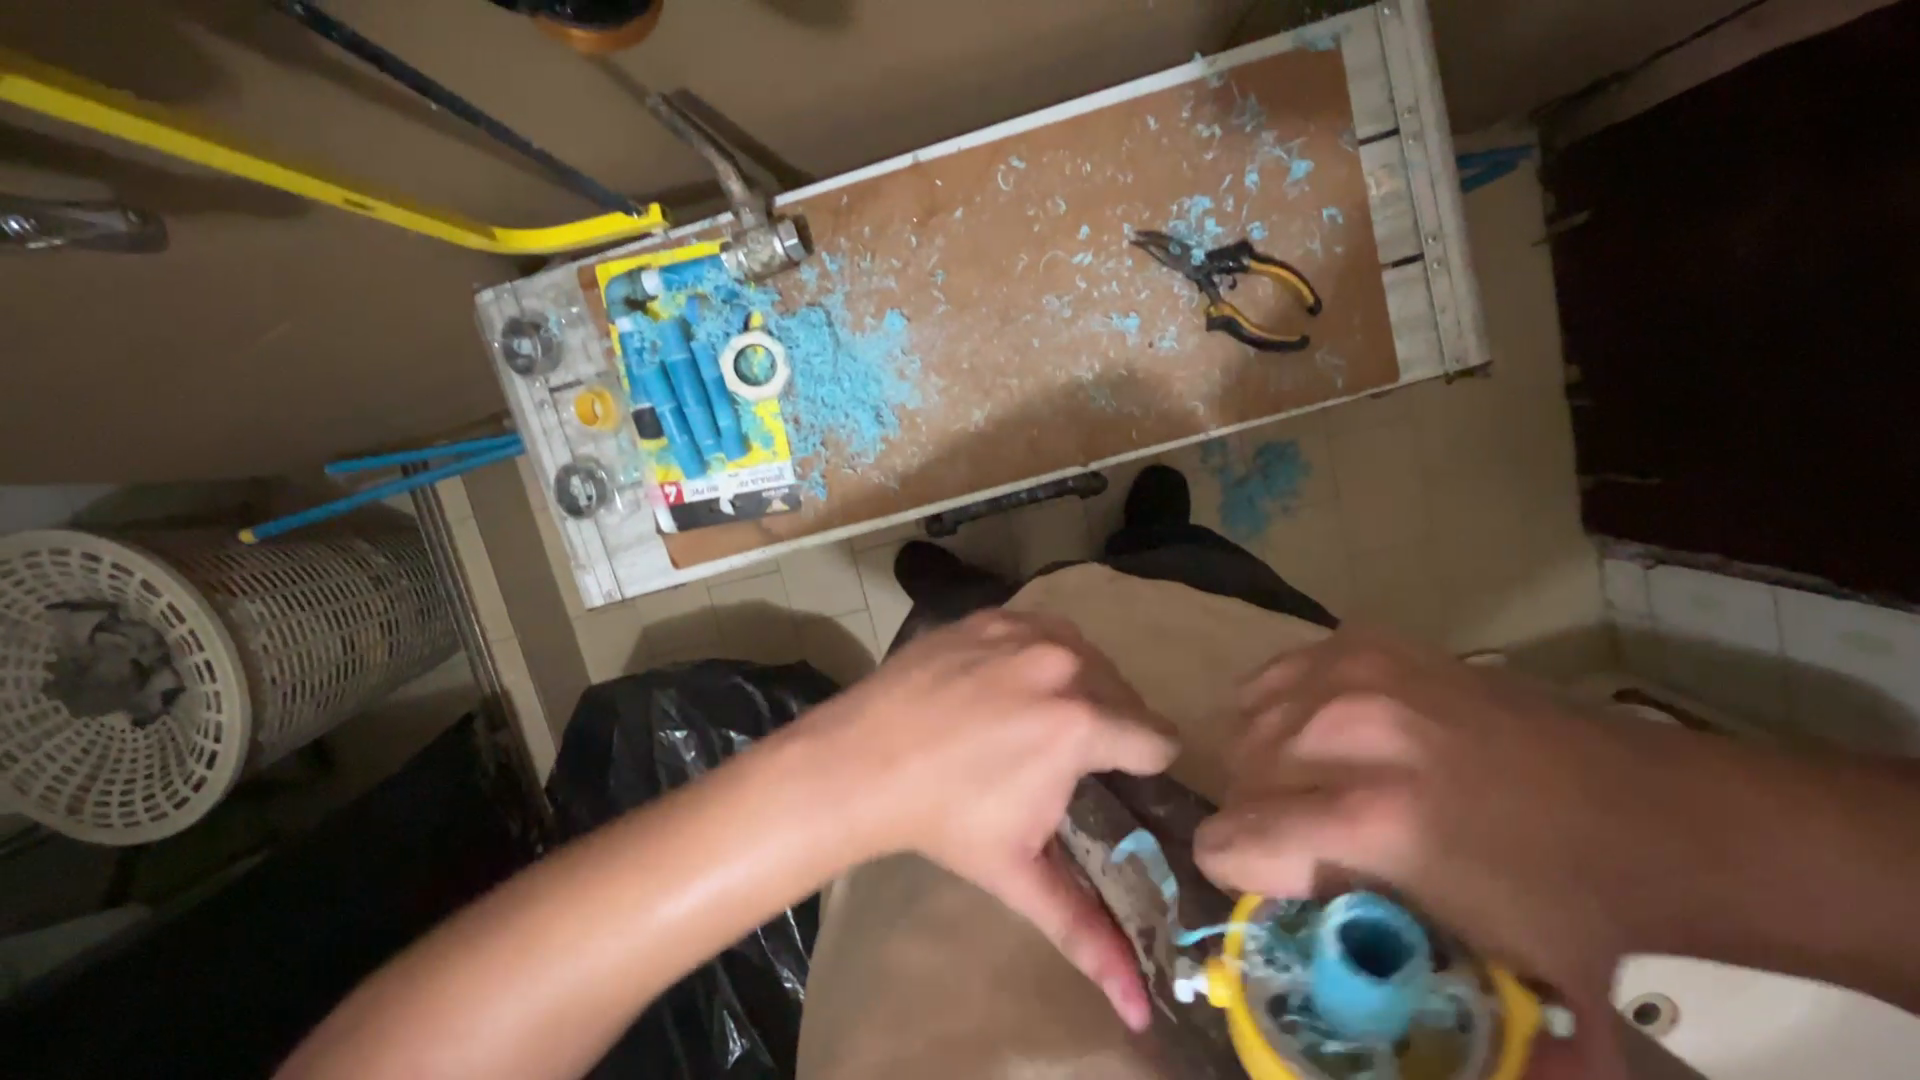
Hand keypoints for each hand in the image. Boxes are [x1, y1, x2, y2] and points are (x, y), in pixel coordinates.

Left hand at [793, 610, 1176, 1029]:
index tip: (1124, 781)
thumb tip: (1140, 1008)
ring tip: (1043, 722)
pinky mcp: (991, 615)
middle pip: (1123, 694)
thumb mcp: (1018, 873)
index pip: (1155, 738)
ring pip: (1087, 656)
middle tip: (1072, 760)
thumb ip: (1083, 931)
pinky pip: (1044, 629)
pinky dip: (1041, 655)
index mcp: (1081, 724)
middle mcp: (1063, 664)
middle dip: (1111, 727)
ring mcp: (1024, 631)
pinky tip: (1012, 685)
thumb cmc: (943, 819)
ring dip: (1080, 687)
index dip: (1145, 765)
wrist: (860, 761)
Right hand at [1191, 633, 1718, 1077]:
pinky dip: (1281, 710)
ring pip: (1245, 724)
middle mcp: (1345, 732)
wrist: (1647, 812)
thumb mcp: (1475, 981)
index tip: (1276, 887)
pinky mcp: (1367, 642)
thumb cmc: (1565, 909)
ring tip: (1318, 790)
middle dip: (1258, 820)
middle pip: (1234, 779)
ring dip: (1267, 765)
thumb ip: (1387, 1008)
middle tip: (1310, 845)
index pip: (1226, 841)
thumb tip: (1316, 1060)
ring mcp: (1354, 675)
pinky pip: (1274, 678)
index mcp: (1371, 821)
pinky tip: (1322, 737)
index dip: (1241, 875)